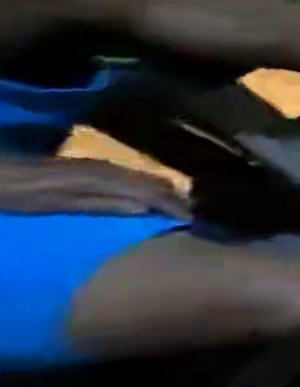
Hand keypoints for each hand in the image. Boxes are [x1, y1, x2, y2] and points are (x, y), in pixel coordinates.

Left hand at [0, 157, 191, 218]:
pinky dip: (153, 188)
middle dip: (179, 199)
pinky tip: (152, 197)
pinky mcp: (99, 167)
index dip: (175, 206)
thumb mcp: (54, 204)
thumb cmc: (18, 195)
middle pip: (159, 183)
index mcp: (106, 180)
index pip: (154, 192)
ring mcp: (107, 166)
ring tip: (179, 207)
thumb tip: (146, 210)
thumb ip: (101, 204)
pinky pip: (138, 177)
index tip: (192, 220)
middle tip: (194, 215)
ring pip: (151, 178)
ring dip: (168, 193)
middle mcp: (114, 169)